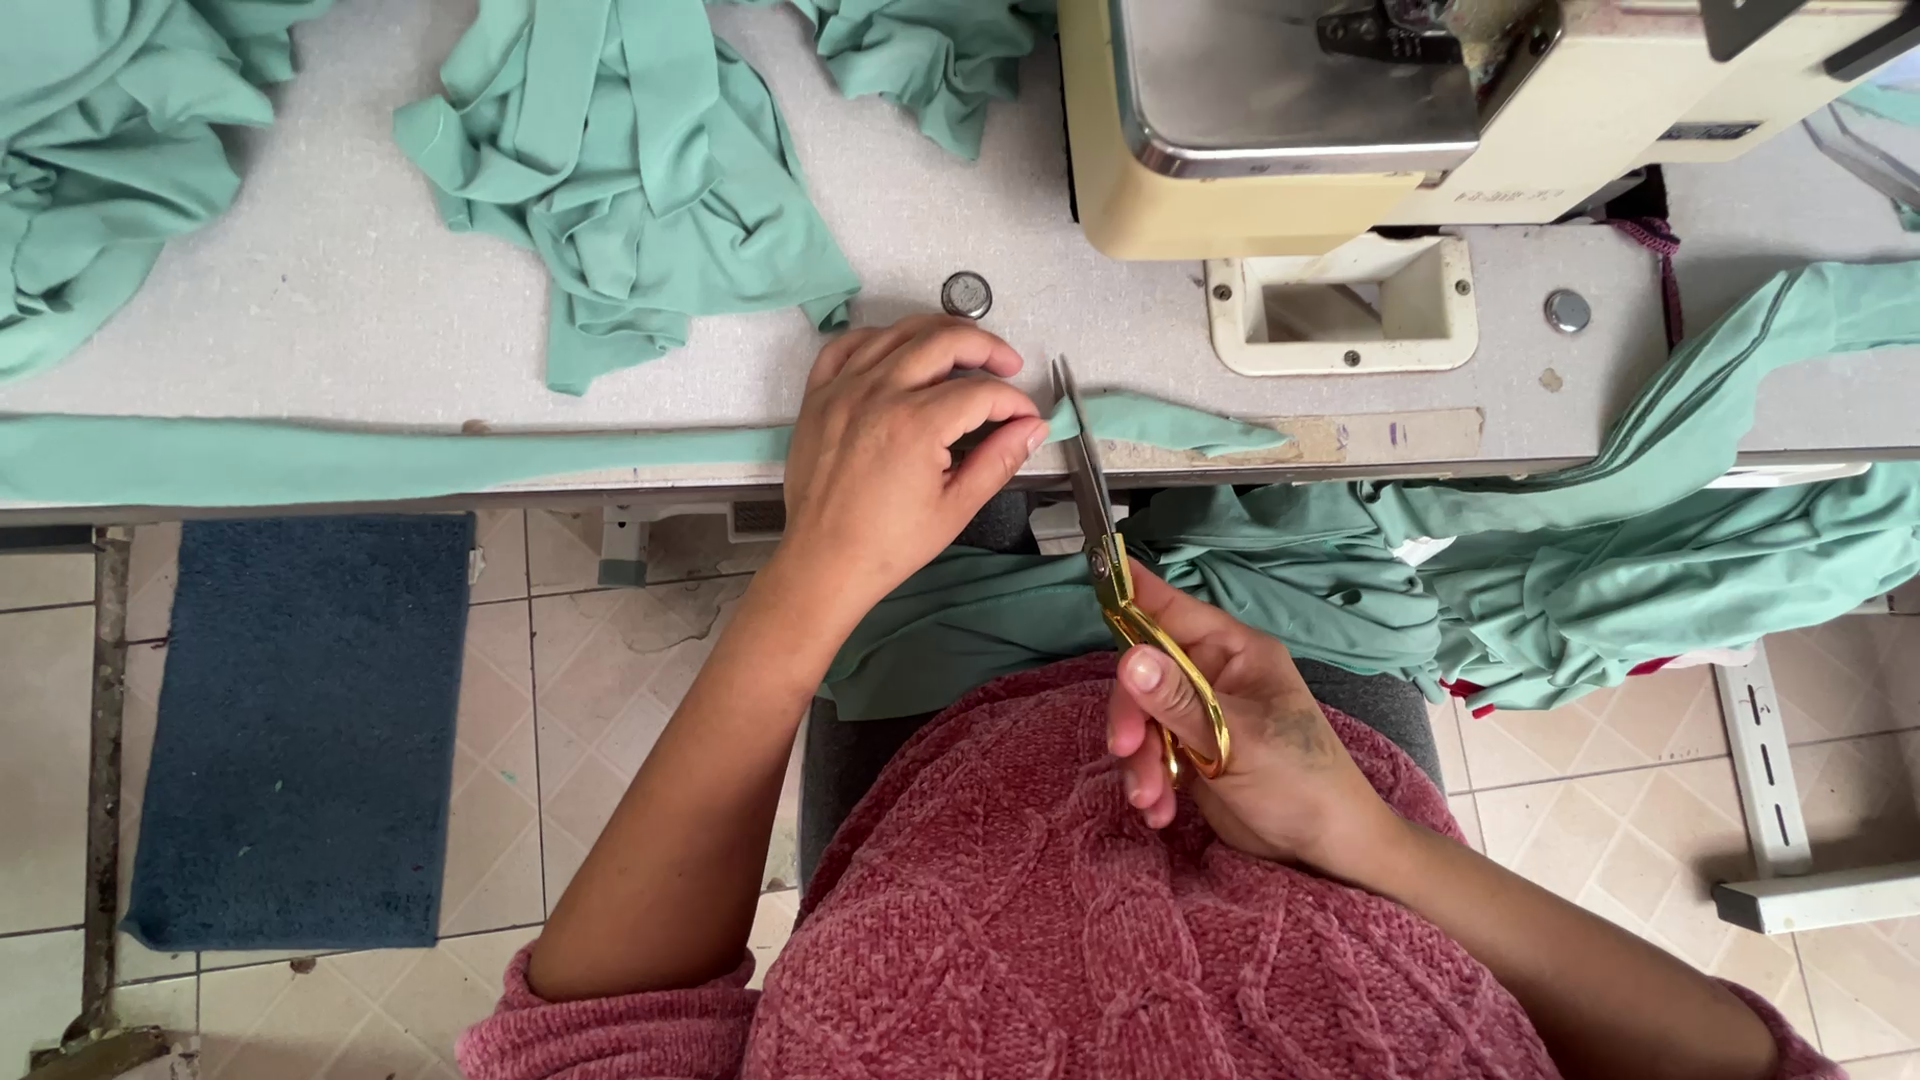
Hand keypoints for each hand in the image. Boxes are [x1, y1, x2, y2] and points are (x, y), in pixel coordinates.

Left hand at [779, 314, 1047, 623]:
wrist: (825, 562)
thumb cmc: (887, 545)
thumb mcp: (956, 507)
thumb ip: (999, 460)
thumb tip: (1032, 429)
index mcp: (915, 425)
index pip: (981, 392)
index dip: (1013, 401)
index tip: (1025, 416)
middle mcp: (878, 394)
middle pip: (944, 341)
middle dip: (987, 347)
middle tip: (1006, 365)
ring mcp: (843, 390)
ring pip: (898, 332)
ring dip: (938, 334)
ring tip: (962, 352)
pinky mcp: (818, 397)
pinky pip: (847, 345)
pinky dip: (879, 338)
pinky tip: (898, 351)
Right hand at [1106, 561, 1398, 875]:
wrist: (1324, 851)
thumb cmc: (1301, 780)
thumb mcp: (1239, 738)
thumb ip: (1179, 700)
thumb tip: (1128, 658)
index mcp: (1234, 652)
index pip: (1174, 610)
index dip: (1135, 592)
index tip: (1095, 575)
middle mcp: (1211, 674)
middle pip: (1143, 673)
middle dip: (1133, 716)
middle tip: (1126, 749)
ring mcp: (1197, 713)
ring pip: (1141, 717)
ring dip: (1139, 760)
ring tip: (1150, 799)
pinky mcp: (1188, 751)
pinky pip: (1149, 752)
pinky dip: (1149, 780)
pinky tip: (1161, 810)